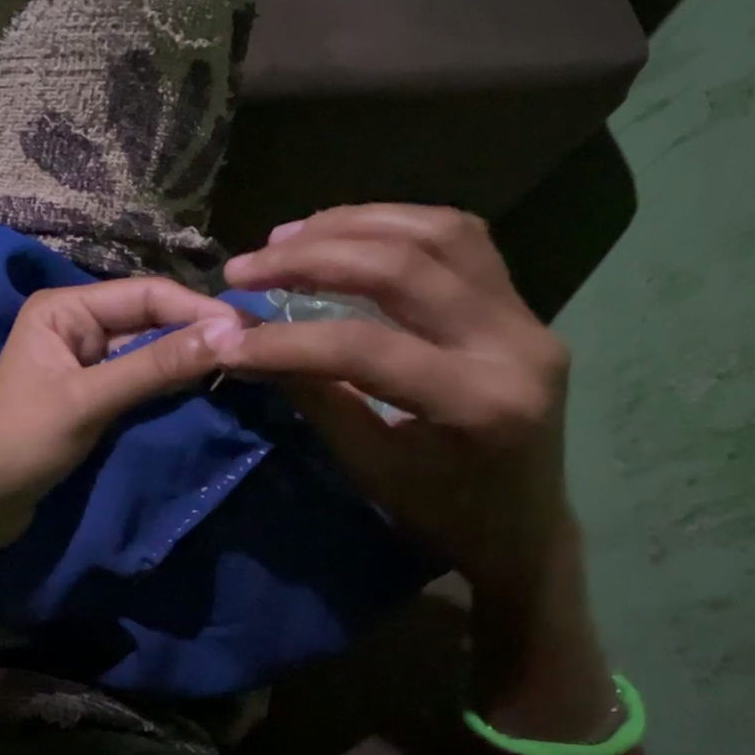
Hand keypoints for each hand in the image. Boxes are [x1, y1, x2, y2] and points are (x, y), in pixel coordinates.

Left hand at [0, 277, 244, 542]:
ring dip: (189, 362)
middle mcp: (77, 324)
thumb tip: (229, 332)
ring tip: (244, 372)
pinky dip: (170, 386)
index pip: (146, 295)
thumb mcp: (88, 401)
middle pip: (151, 320)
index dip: (199, 310)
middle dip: (199, 335)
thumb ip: (155, 367)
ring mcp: (86, 361)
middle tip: (258, 354)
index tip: (252, 331)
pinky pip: (141, 381)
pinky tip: (207, 393)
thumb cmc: (20, 443)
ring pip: (151, 352)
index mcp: (64, 308)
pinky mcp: (93, 396)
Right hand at [217, 205, 573, 589]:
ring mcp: (528, 318)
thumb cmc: (439, 514)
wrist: (523, 529)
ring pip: (439, 233)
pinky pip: (460, 240)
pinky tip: (347, 234)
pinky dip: (394, 226)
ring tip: (287, 237)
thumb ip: (313, 395)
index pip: (365, 348)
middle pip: (404, 268)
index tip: (226, 338)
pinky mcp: (523, 306)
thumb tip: (243, 343)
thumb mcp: (368, 466)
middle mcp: (513, 346)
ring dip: (353, 225)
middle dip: (312, 258)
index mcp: (475, 404)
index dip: (286, 338)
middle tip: (246, 265)